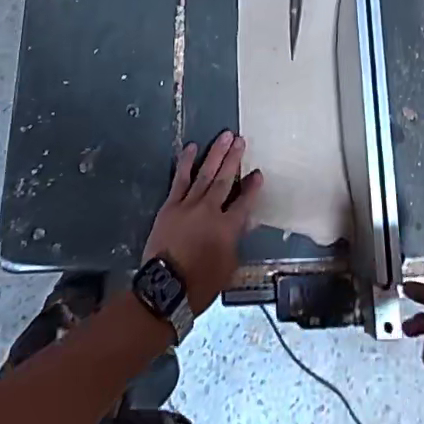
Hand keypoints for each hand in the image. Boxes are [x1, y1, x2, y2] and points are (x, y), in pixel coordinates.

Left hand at [141, 131, 263, 315]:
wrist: (165, 287)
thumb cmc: (200, 284)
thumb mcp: (228, 267)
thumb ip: (235, 242)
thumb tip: (243, 224)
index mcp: (228, 228)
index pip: (244, 202)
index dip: (252, 187)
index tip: (257, 173)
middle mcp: (210, 210)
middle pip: (225, 180)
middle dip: (234, 159)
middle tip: (241, 140)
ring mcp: (189, 205)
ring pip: (205, 173)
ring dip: (216, 154)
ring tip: (225, 136)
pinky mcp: (170, 205)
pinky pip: (180, 179)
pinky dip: (186, 162)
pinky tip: (192, 148)